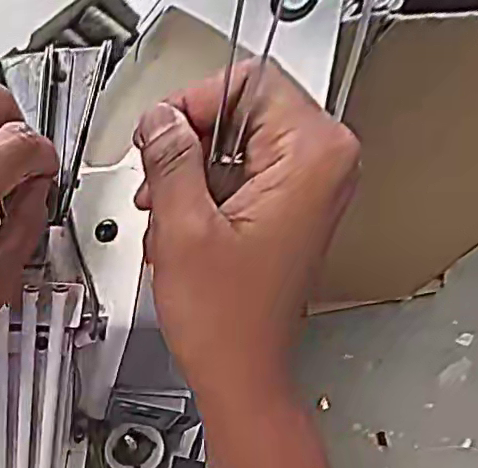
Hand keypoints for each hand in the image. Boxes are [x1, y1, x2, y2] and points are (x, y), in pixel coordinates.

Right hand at [133, 60, 360, 402]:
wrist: (240, 375)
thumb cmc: (227, 325)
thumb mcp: (182, 230)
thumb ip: (168, 160)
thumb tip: (159, 121)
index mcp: (312, 158)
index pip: (248, 81)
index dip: (191, 105)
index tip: (158, 137)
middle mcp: (321, 169)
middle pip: (240, 114)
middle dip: (186, 152)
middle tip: (156, 187)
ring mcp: (306, 195)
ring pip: (233, 152)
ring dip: (187, 183)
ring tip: (166, 227)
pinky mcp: (286, 218)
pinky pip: (238, 184)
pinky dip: (201, 204)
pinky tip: (180, 238)